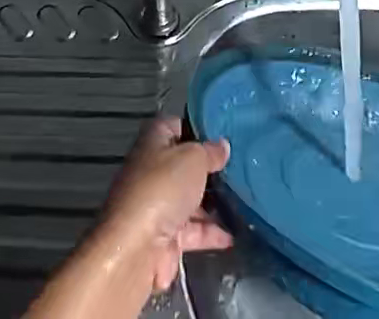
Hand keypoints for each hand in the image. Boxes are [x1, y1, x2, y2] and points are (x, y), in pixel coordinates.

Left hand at [96, 118, 232, 291]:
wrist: (134, 253)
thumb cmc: (162, 190)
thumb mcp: (194, 158)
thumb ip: (211, 151)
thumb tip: (222, 146)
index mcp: (153, 142)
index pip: (176, 125)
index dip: (198, 128)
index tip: (224, 133)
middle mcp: (152, 172)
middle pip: (185, 165)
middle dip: (211, 168)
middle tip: (240, 167)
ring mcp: (157, 207)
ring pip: (190, 200)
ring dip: (214, 203)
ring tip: (245, 198)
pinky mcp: (163, 240)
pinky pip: (192, 232)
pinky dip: (210, 233)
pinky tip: (233, 234)